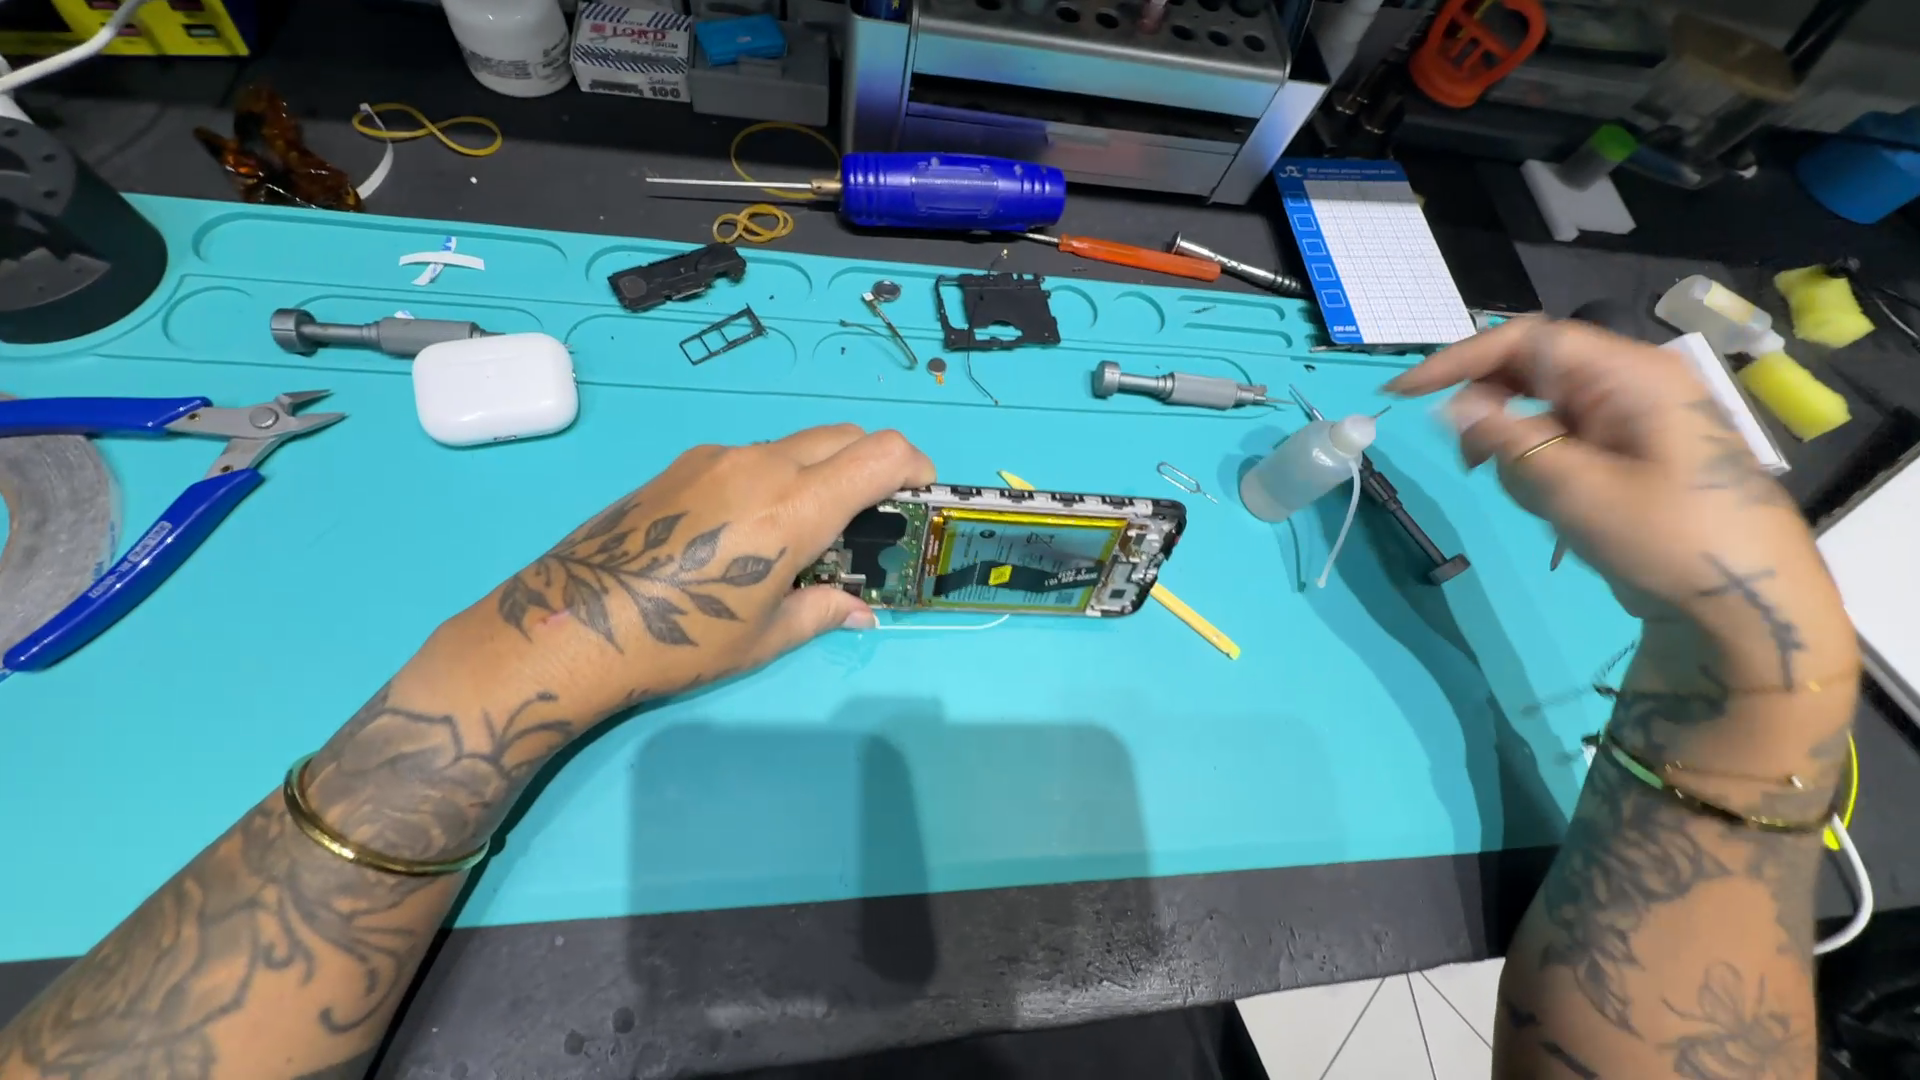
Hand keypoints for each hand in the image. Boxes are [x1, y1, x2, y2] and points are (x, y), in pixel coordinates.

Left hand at [483, 424, 933, 717]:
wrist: (569, 624)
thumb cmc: (681, 641)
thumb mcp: (766, 636)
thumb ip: (825, 610)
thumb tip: (862, 612)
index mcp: (795, 508)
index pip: (883, 453)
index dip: (915, 466)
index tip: (919, 494)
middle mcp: (763, 465)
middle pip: (847, 435)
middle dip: (875, 464)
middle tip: (871, 515)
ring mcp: (720, 457)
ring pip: (800, 442)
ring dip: (825, 469)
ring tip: (807, 528)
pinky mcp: (685, 462)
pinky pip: (756, 453)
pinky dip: (780, 474)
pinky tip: (750, 525)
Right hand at [1384, 317, 1852, 688]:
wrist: (1742, 605)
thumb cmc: (1664, 539)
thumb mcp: (1574, 488)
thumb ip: (1508, 440)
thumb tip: (1454, 408)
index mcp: (1629, 376)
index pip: (1526, 341)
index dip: (1458, 360)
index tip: (1403, 394)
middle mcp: (1627, 384)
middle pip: (1530, 369)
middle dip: (1485, 407)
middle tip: (1465, 459)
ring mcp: (1626, 418)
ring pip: (1536, 408)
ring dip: (1509, 444)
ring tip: (1520, 491)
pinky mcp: (1621, 451)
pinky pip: (1556, 438)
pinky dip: (1531, 462)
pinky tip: (1543, 499)